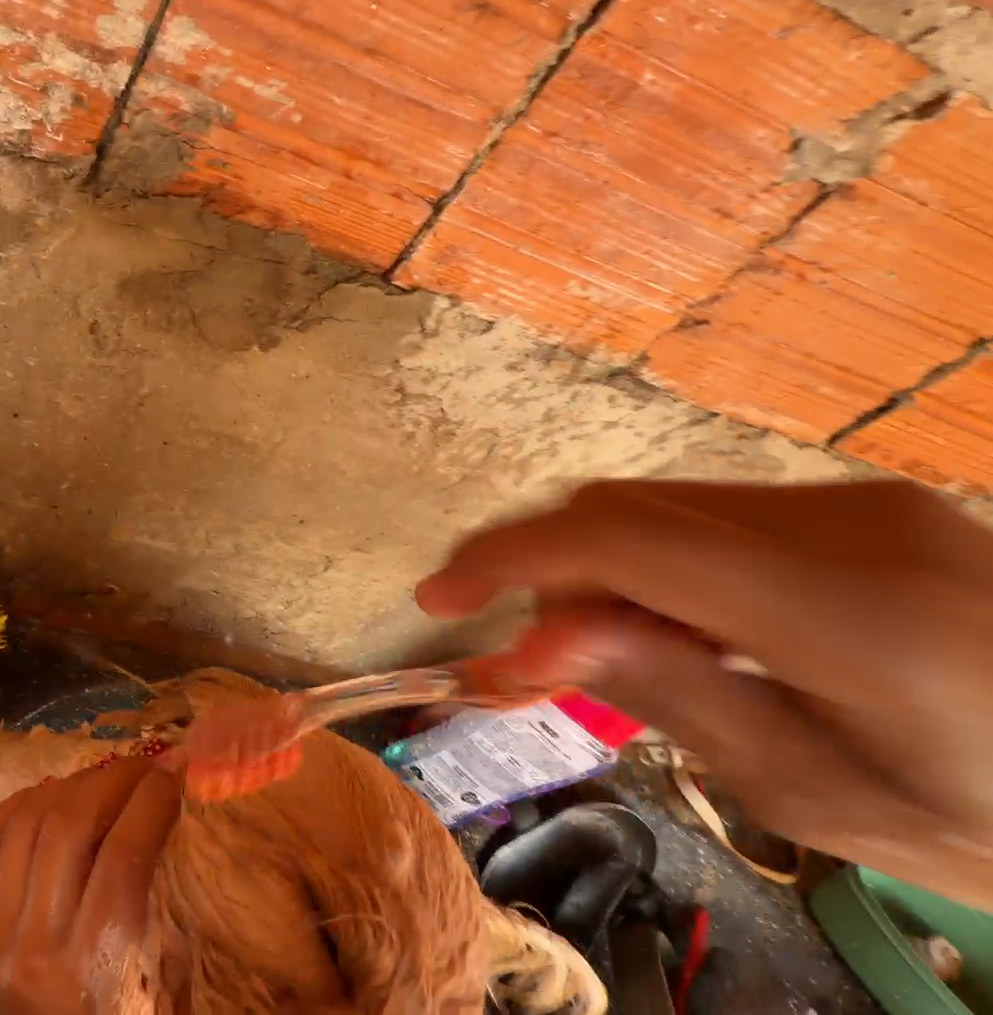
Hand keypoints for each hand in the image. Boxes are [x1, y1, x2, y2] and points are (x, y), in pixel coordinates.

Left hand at [0, 758, 180, 1014]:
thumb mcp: (166, 986)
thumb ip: (168, 910)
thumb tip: (187, 812)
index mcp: (93, 970)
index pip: (122, 857)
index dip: (152, 802)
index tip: (177, 773)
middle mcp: (34, 946)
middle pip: (70, 828)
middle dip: (114, 781)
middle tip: (145, 765)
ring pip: (28, 822)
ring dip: (72, 784)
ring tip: (106, 776)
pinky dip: (20, 803)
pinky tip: (53, 794)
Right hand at [417, 479, 992, 908]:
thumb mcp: (817, 796)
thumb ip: (669, 697)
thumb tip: (540, 640)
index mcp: (846, 613)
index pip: (619, 540)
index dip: (503, 557)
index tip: (436, 598)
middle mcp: (848, 526)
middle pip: (621, 512)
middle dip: (545, 575)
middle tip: (540, 660)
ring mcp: (860, 503)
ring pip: (652, 508)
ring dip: (595, 572)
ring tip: (620, 652)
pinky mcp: (862, 504)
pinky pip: (702, 517)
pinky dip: (649, 564)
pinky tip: (683, 626)